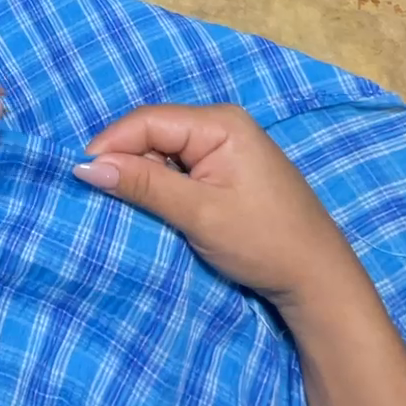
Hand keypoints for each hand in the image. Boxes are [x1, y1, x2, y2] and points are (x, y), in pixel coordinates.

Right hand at [73, 104, 359, 304]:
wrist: (323, 285)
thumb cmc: (265, 244)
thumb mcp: (198, 214)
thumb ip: (143, 184)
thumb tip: (85, 166)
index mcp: (220, 123)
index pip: (148, 121)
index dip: (111, 143)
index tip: (82, 173)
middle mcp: (222, 123)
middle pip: (153, 131)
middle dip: (127, 159)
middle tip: (106, 193)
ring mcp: (226, 144)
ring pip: (162, 148)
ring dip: (143, 173)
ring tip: (134, 203)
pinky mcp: (226, 166)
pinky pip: (178, 162)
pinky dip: (161, 182)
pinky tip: (158, 204)